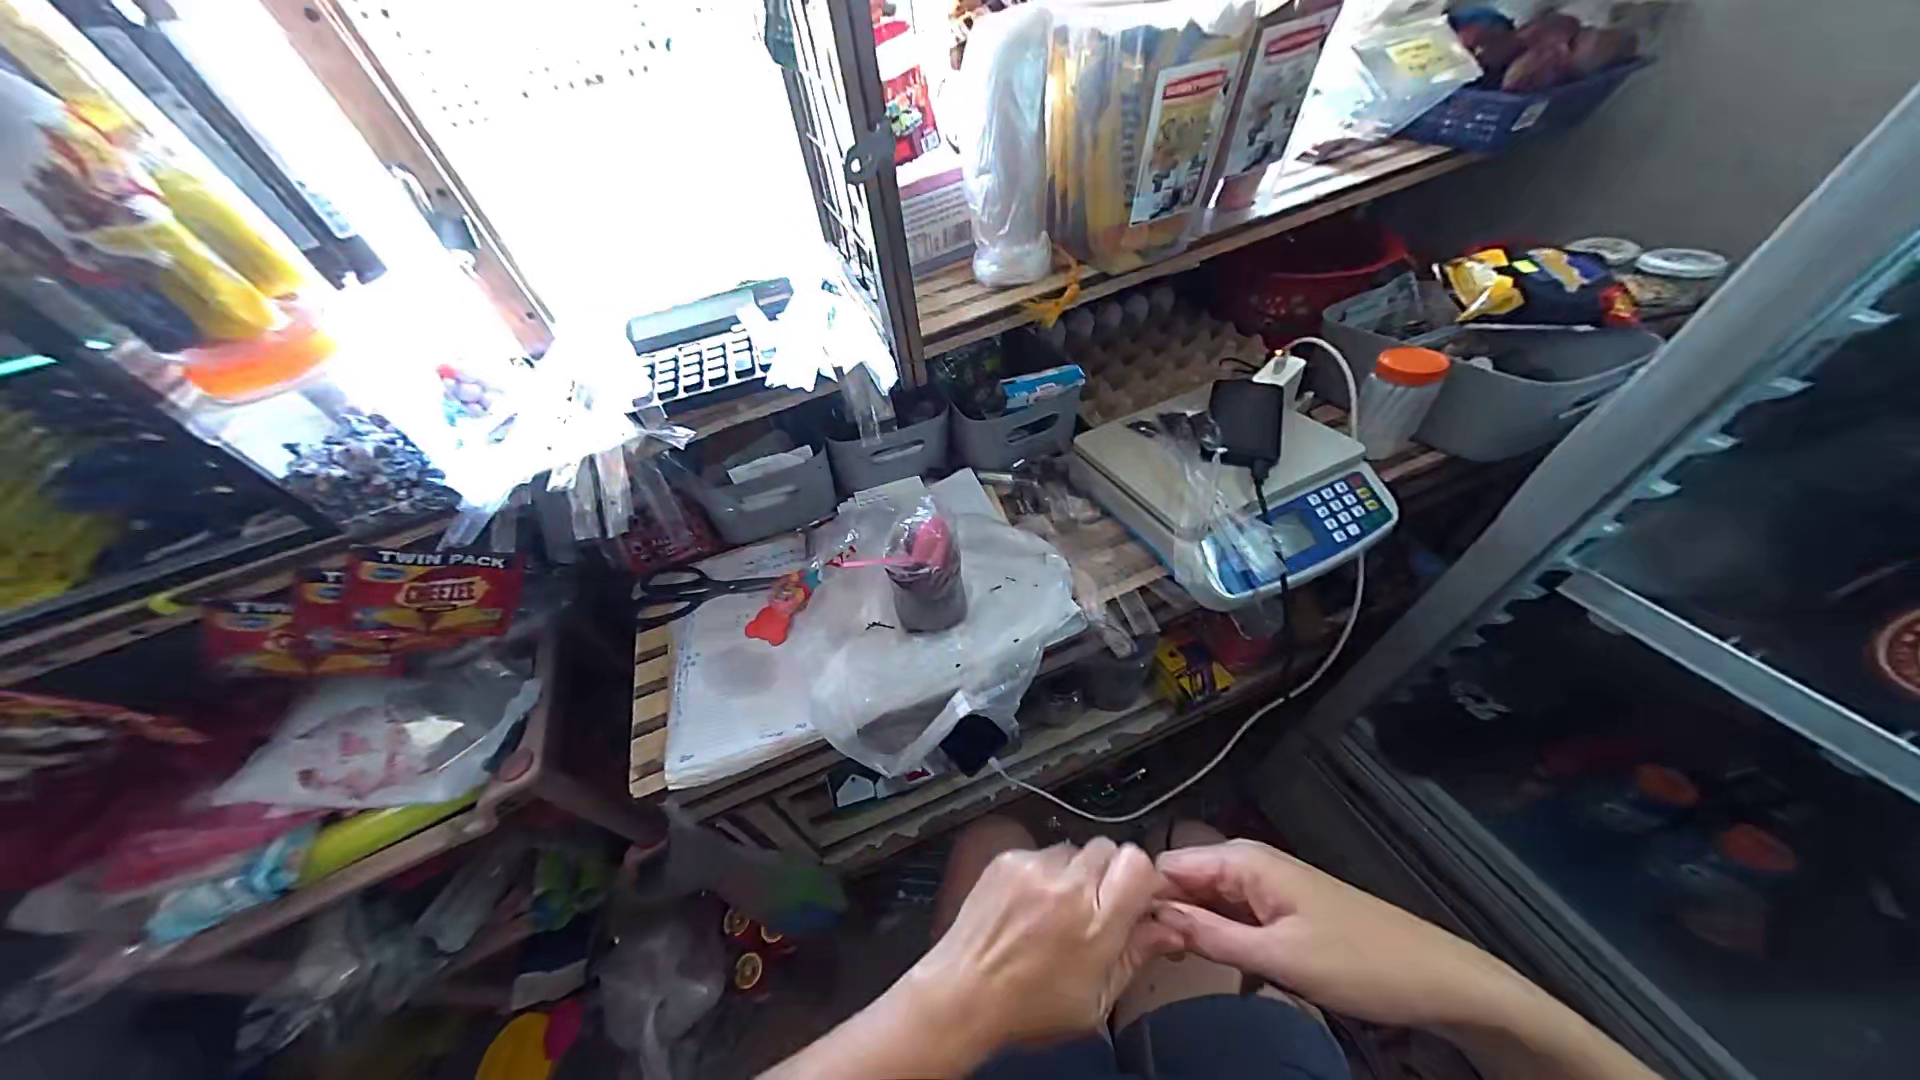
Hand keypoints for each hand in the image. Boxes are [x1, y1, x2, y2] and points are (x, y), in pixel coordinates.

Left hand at [906, 837, 1179, 1047]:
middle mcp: (1066, 886)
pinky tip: (1032, 904)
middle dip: (1108, 876)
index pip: (1138, 863)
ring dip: (1074, 872)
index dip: (1141, 879)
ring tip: (1057, 910)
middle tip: (1093, 909)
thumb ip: (1137, 955)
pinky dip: (1043, 872)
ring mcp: (1035, 868)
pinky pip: (1042, 851)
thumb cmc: (1027, 1007)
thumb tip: (1169, 930)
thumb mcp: (1096, 1000)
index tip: (1135, 898)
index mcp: (1095, 923)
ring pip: (1074, 848)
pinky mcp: (1010, 858)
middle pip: (1109, 849)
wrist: (964, 992)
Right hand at [1154, 839, 1530, 1029]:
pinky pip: (1228, 912)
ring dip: (1189, 927)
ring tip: (1172, 963)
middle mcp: (1245, 862)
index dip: (1144, 898)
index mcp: (1240, 860)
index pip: (1166, 865)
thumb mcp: (1278, 957)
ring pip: (1204, 898)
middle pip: (1183, 880)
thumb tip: (1153, 918)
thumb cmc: (1360, 963)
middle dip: (1164, 914)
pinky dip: (1215, 934)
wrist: (1439, 977)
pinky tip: (1210, 963)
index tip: (1129, 937)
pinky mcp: (1276, 905)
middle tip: (1149, 957)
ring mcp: (1262, 883)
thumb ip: (1210, 935)